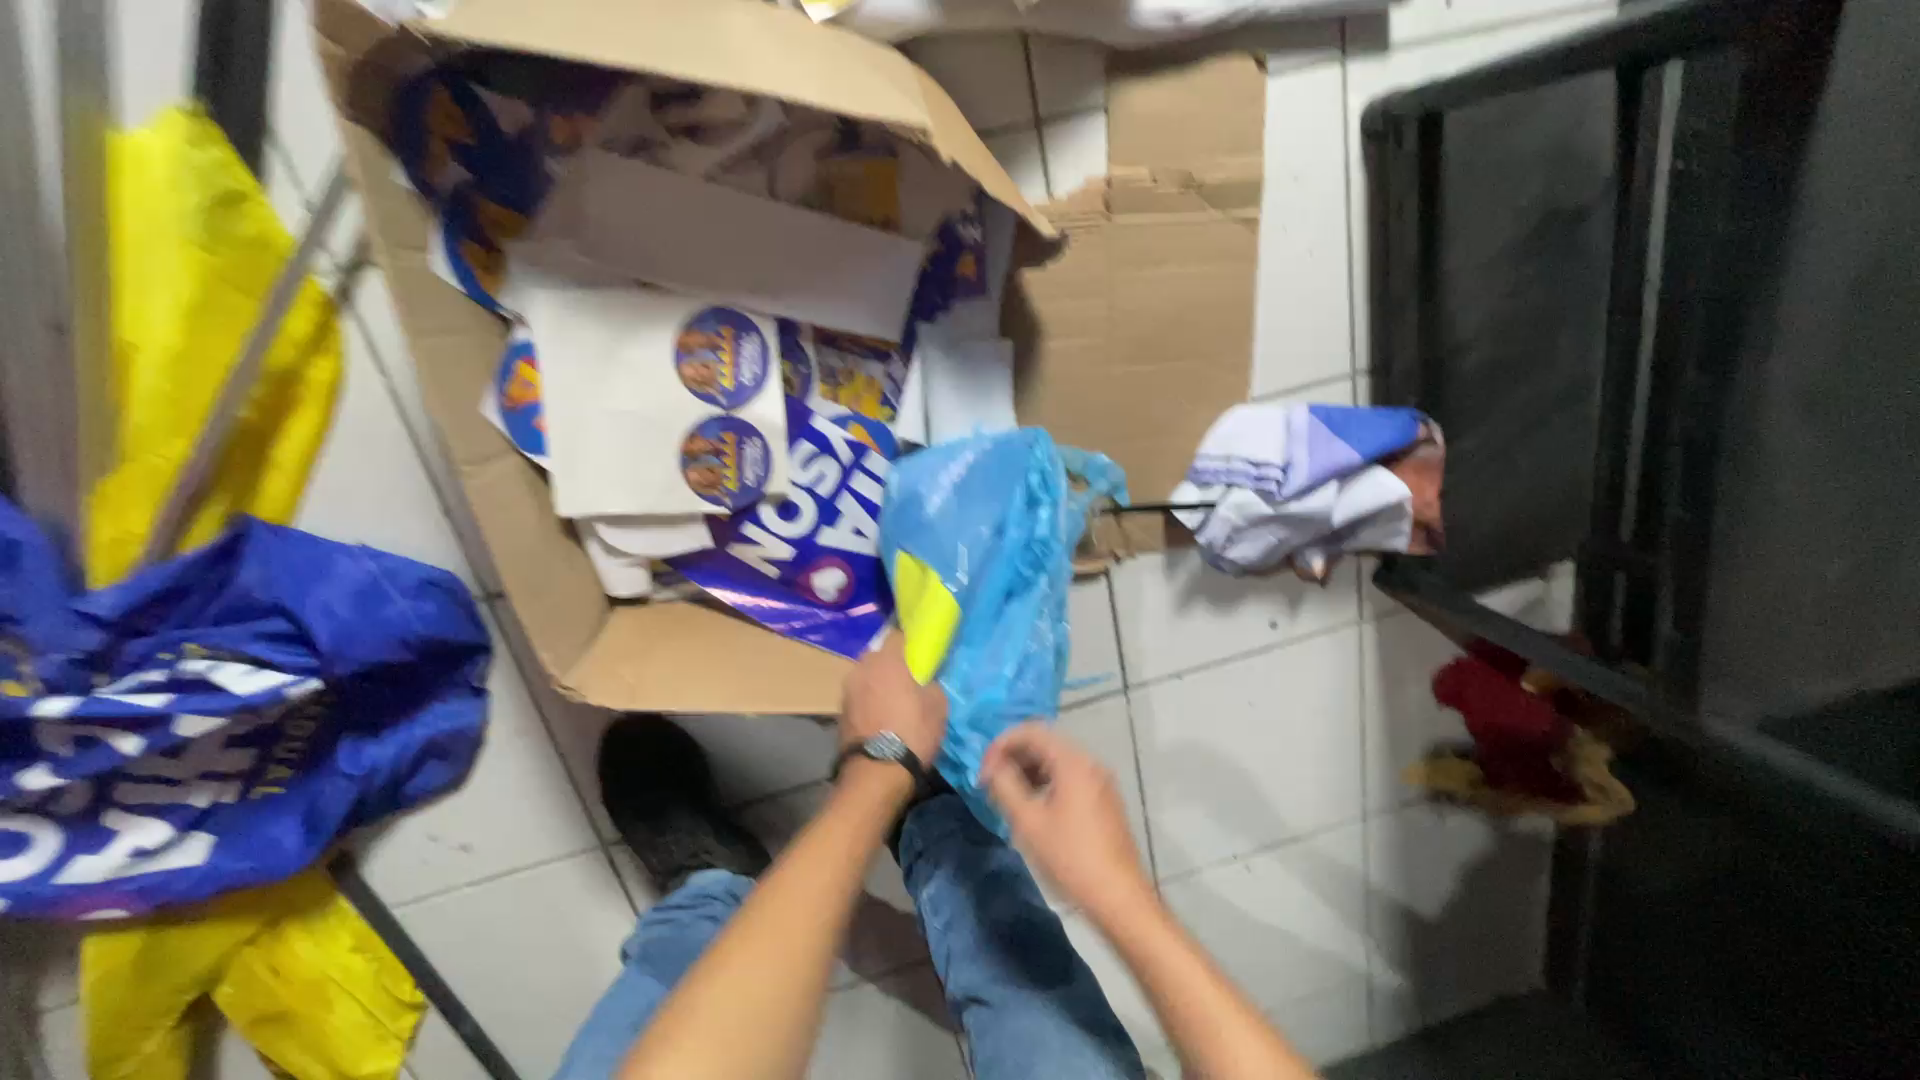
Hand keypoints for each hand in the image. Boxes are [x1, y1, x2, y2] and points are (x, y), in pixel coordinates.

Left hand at [841, 631, 948, 763]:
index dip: (909, 643)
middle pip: (877, 656)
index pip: (897, 636)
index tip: (919, 654)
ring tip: (890, 701)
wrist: (876, 772)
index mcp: (887, 661)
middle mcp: (862, 669)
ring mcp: (847, 691)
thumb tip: (924, 683)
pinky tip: (878, 717)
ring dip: (876, 684)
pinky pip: (858, 697)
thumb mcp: (938, 706)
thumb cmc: (912, 733)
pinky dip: (867, 702)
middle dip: (889, 664)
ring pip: (865, 677)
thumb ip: (931, 685)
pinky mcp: (839, 712)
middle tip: (906, 679)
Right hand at [981, 723, 1153, 920]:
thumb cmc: (1071, 858)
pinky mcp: (1104, 800)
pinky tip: (1032, 806)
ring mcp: (1101, 782)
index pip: (1032, 732)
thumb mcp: (1028, 822)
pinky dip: (1046, 782)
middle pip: (1045, 743)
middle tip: (990, 782)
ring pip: (1057, 761)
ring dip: (1028, 770)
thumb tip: (991, 767)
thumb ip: (1005, 786)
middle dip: (1014, 757)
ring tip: (1007, 795)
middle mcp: (1090, 763)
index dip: (1001, 744)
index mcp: (1073, 762)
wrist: (1119, 897)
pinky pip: (1069, 777)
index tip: (983, 770)